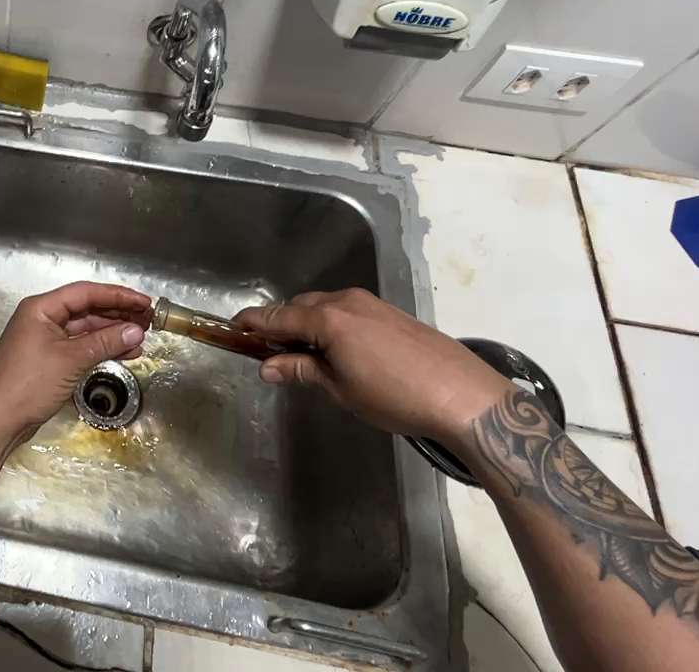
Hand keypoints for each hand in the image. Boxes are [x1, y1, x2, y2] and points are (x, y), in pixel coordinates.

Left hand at [0, 282, 151, 439]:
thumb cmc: (30, 382)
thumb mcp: (70, 359)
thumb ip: (104, 342)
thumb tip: (136, 331)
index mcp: (41, 308)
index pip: (85, 292)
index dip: (117, 295)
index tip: (143, 301)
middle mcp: (43, 318)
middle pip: (86, 308)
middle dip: (117, 313)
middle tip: (148, 319)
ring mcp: (46, 339)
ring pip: (86, 329)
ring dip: (112, 332)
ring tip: (141, 337)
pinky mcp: (50, 358)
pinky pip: (81, 346)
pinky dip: (101, 348)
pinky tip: (125, 352)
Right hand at [235, 289, 509, 442]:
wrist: (465, 397)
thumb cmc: (395, 396)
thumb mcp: (340, 389)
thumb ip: (301, 371)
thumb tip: (267, 366)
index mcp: (327, 318)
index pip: (278, 315)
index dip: (253, 322)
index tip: (233, 326)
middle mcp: (346, 301)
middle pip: (300, 306)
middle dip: (282, 324)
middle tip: (269, 350)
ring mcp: (372, 304)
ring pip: (325, 307)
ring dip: (308, 323)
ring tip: (304, 353)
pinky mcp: (391, 313)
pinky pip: (347, 311)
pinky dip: (332, 324)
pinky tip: (338, 349)